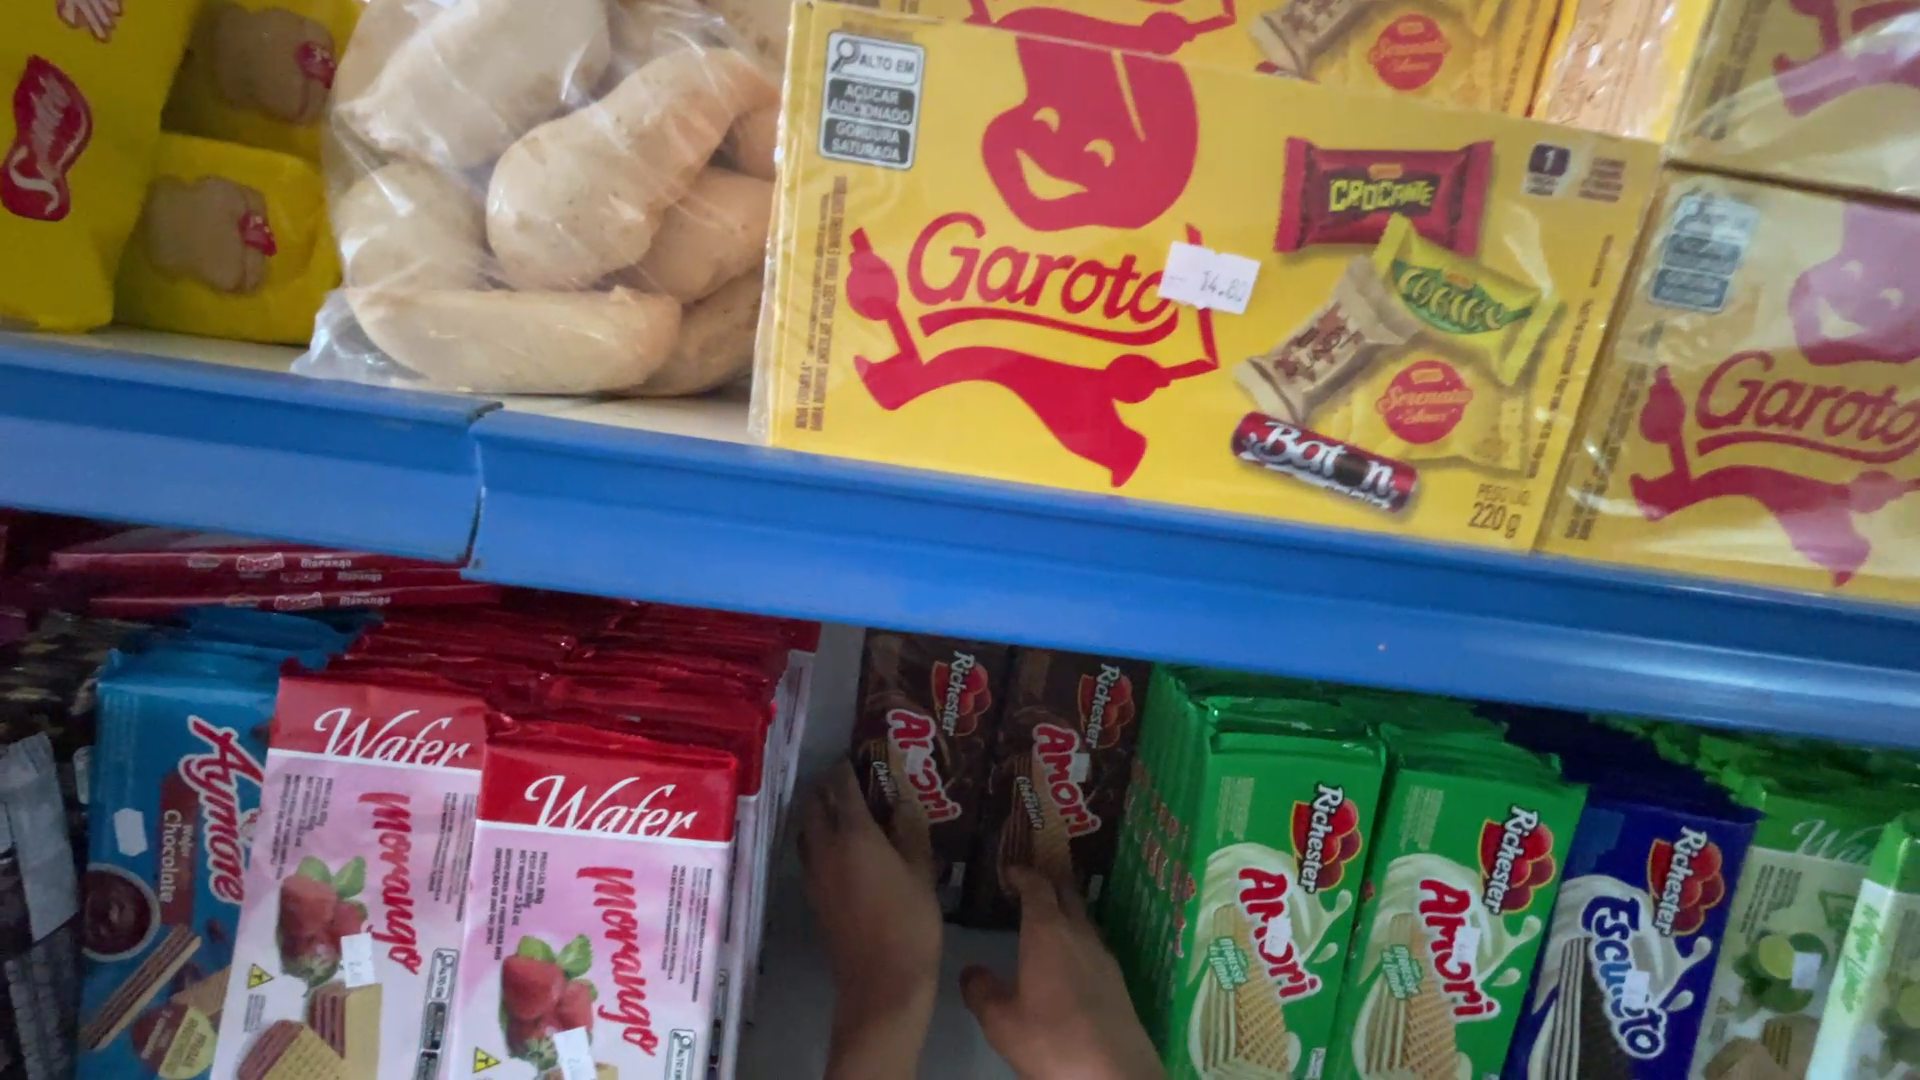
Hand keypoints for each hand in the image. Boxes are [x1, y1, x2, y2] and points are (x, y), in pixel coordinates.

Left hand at [798, 761, 941, 1079]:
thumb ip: (911, 830)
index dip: (846, 767)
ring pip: (806, 829)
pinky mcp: (814, 897)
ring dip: (816, 812)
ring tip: (839, 808)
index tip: (855, 756)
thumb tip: (903, 800)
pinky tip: (839, 846)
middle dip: (824, 785)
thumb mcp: (922, 871)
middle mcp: (826, 848)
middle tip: (846, 778)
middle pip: (813, 804)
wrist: (882, 985)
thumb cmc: (910, 922)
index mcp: (854, 834)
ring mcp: (815, 874)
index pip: (842, 787)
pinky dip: (818, 838)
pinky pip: (809, 853)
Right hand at [960, 869, 1164, 1079]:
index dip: (1022, 873)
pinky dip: (1077, 936)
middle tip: (1026, 886)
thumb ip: (981, 992)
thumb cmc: (1052, 1040)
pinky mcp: (1118, 978)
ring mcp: (1102, 953)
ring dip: (1064, 909)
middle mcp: (1078, 931)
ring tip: (1045, 921)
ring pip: (1082, 916)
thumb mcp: (1002, 1022)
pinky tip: (1068, 959)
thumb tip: (970, 971)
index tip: (1009, 870)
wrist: (1116, 1075)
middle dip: (1046, 882)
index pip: (1037, 885)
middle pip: (1065, 891)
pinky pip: (1093, 941)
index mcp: (1047, 930)